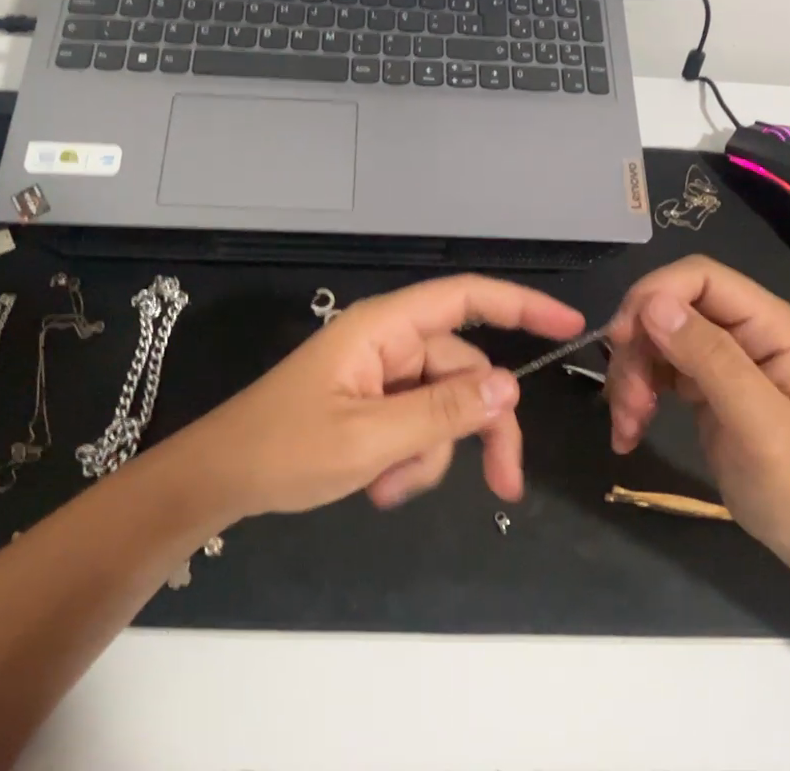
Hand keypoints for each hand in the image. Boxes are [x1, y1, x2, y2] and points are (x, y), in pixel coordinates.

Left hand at [176, 276, 584, 519]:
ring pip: (444, 410)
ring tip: (388, 489)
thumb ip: (443, 412)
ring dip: (430, 456)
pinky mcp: (373, 406)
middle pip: (465, 374)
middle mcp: (389, 345)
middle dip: (479, 430)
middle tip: (504, 488)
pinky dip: (409, 461)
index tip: (570, 325)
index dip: (521, 306)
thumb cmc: (284, 449)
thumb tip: (510, 388)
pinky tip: (378, 488)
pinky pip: (417, 428)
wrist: (219, 481)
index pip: (466, 299)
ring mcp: (381, 377)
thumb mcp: (370, 437)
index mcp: (384, 329)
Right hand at [604, 256, 789, 574]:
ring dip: (630, 379)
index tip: (620, 340)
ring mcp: (723, 357)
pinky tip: (630, 431)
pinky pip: (654, 371)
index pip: (700, 278)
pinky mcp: (702, 384)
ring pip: (653, 340)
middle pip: (668, 309)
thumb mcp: (757, 423)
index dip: (653, 296)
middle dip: (637, 350)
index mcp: (772, 325)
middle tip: (626, 403)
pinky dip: (634, 396)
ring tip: (628, 427)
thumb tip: (652, 304)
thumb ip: (710, 359)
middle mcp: (747, 331)